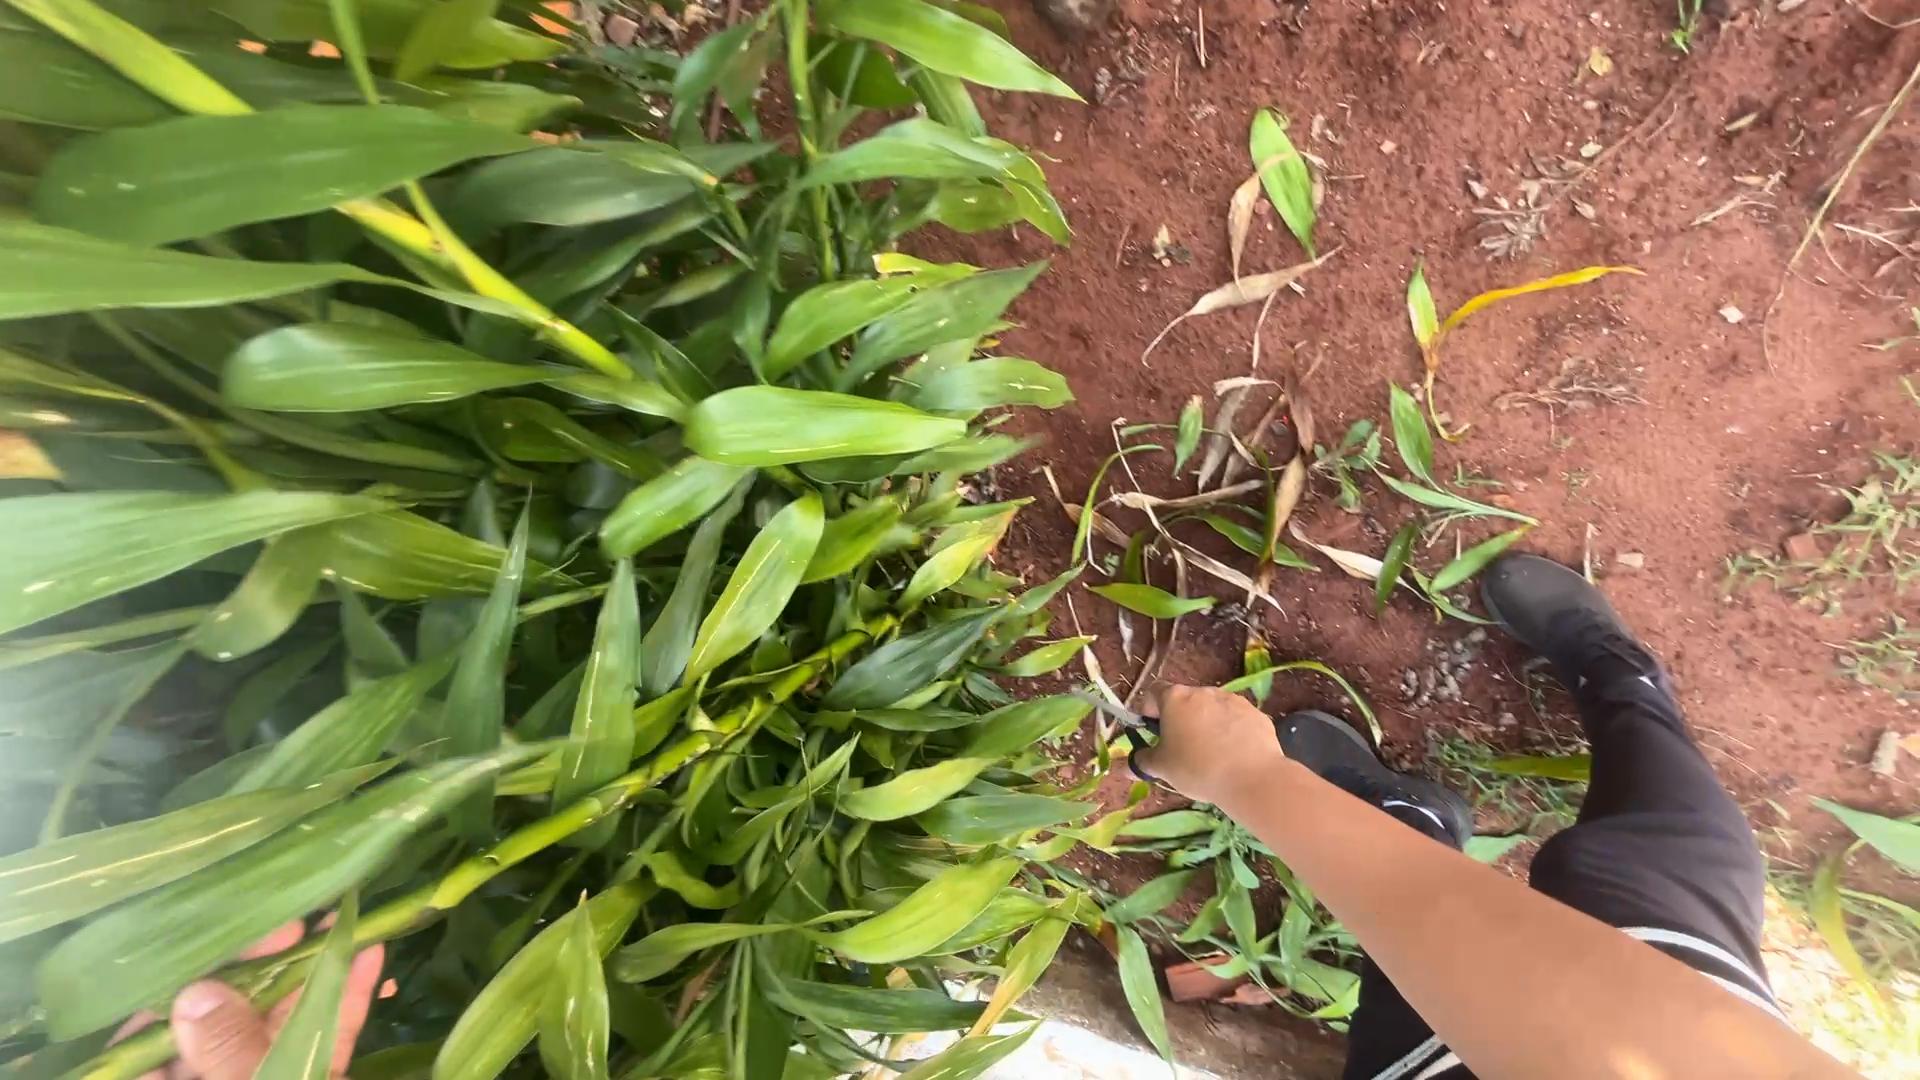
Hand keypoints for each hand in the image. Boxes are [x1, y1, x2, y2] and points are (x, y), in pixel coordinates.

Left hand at [122, 921, 385, 1079]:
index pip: (155, 1038)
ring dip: (315, 966)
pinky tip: (373, 949)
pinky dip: (350, 991)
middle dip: (264, 965)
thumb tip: (200, 990)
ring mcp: (274, 1070)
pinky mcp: (320, 1069)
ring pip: (287, 1015)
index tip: (222, 945)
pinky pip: (331, 1027)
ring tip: (338, 916)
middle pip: (233, 1016)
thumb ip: (226, 1051)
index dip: (184, 988)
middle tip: (292, 922)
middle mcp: (218, 1074)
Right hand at [1133, 684, 1287, 803]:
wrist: (1252, 779)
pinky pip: (1236, 720)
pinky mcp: (1255, 713)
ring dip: (1207, 724)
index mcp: (1175, 699)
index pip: (1153, 692)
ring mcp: (1232, 700)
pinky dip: (1231, 732)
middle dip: (1180, 720)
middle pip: (1184, 701)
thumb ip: (1142, 762)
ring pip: (1211, 709)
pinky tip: (1234, 756)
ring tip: (1212, 755)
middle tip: (1182, 749)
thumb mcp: (1162, 769)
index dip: (1150, 710)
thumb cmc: (1197, 769)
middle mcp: (1203, 692)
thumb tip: (1127, 766)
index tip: (1154, 731)